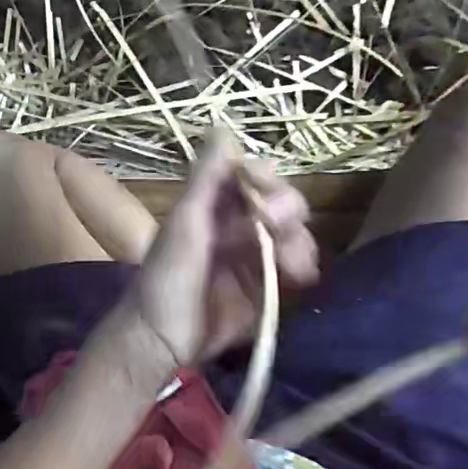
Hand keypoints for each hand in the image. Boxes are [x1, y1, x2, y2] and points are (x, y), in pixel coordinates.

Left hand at [114, 131, 319, 377]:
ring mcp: (255, 256)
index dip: (267, 180)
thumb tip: (223, 127)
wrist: (163, 341)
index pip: (256, 177)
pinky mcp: (268, 287)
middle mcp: (240, 225)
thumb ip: (207, 179)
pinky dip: (304, 266)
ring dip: (300, 242)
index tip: (263, 195)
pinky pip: (297, 267)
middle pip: (283, 203)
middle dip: (287, 211)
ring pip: (296, 234)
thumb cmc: (166, 277)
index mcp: (217, 205)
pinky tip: (300, 276)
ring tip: (291, 266)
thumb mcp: (185, 222)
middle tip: (277, 227)